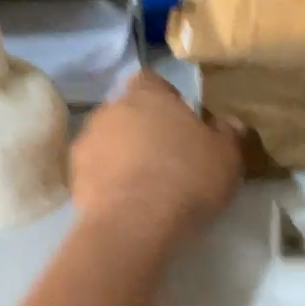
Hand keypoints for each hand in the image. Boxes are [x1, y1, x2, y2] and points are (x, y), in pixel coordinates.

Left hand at [72, 74, 241, 247]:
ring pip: (108, 142)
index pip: (152, 81)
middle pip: (128, 112)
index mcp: (148, 96)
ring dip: (123, 156)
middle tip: (167, 157)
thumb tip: (230, 123)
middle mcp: (111, 110)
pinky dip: (109, 183)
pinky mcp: (74, 179)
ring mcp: (87, 144)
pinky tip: (128, 204)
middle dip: (144, 130)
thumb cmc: (187, 179)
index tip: (181, 121)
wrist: (135, 224)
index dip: (166, 99)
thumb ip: (228, 135)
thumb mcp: (226, 158)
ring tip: (145, 185)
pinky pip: (96, 173)